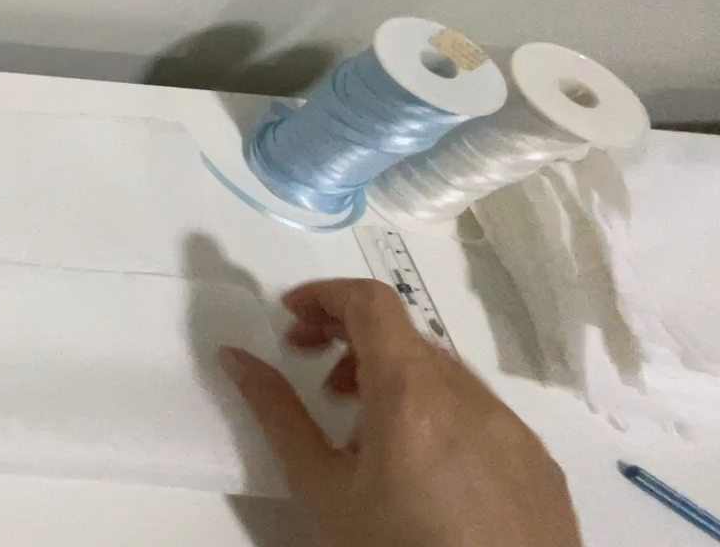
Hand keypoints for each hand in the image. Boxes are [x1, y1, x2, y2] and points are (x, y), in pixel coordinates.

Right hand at [221, 278, 580, 546]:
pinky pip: (480, 411)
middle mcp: (474, 402)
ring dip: (389, 371)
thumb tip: (233, 355)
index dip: (324, 294)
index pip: (371, 302)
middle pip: (404, 333)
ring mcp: (518, 436)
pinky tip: (416, 461)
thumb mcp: (319, 484)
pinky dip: (433, 406)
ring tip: (359, 420)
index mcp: (413, 396)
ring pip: (443, 371)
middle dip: (346, 334)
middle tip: (309, 366)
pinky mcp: (545, 472)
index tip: (290, 318)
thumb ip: (275, 409)